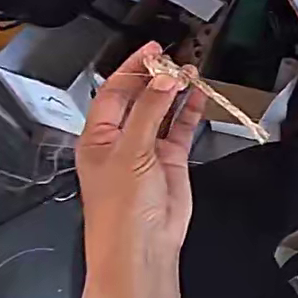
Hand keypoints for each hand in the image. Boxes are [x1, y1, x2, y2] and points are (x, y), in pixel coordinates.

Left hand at [74, 41, 206, 297]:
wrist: (143, 246)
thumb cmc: (120, 209)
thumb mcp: (130, 152)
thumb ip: (149, 112)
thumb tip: (165, 80)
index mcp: (98, 136)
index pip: (115, 92)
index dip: (133, 68)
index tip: (153, 51)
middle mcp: (121, 140)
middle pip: (140, 98)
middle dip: (157, 78)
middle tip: (176, 60)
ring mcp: (147, 149)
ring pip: (163, 111)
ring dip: (176, 92)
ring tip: (191, 72)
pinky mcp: (171, 159)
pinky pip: (181, 128)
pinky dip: (190, 111)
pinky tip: (198, 96)